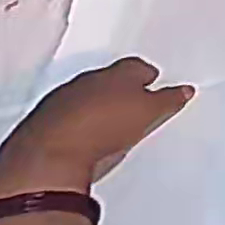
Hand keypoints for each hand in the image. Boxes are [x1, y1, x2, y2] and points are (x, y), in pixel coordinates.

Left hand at [5, 57, 194, 176]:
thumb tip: (183, 91)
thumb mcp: (151, 114)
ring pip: (85, 95)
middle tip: (134, 101)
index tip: (153, 80)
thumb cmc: (104, 128)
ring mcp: (62, 99)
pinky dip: (75, 121)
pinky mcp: (40, 122)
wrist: (49, 157)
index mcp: (118, 73)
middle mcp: (89, 80)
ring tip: (110, 122)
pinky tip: (84, 137)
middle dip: (121, 88)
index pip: (138, 66)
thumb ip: (169, 99)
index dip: (147, 75)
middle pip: (110, 79)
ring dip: (96, 104)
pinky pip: (65, 115)